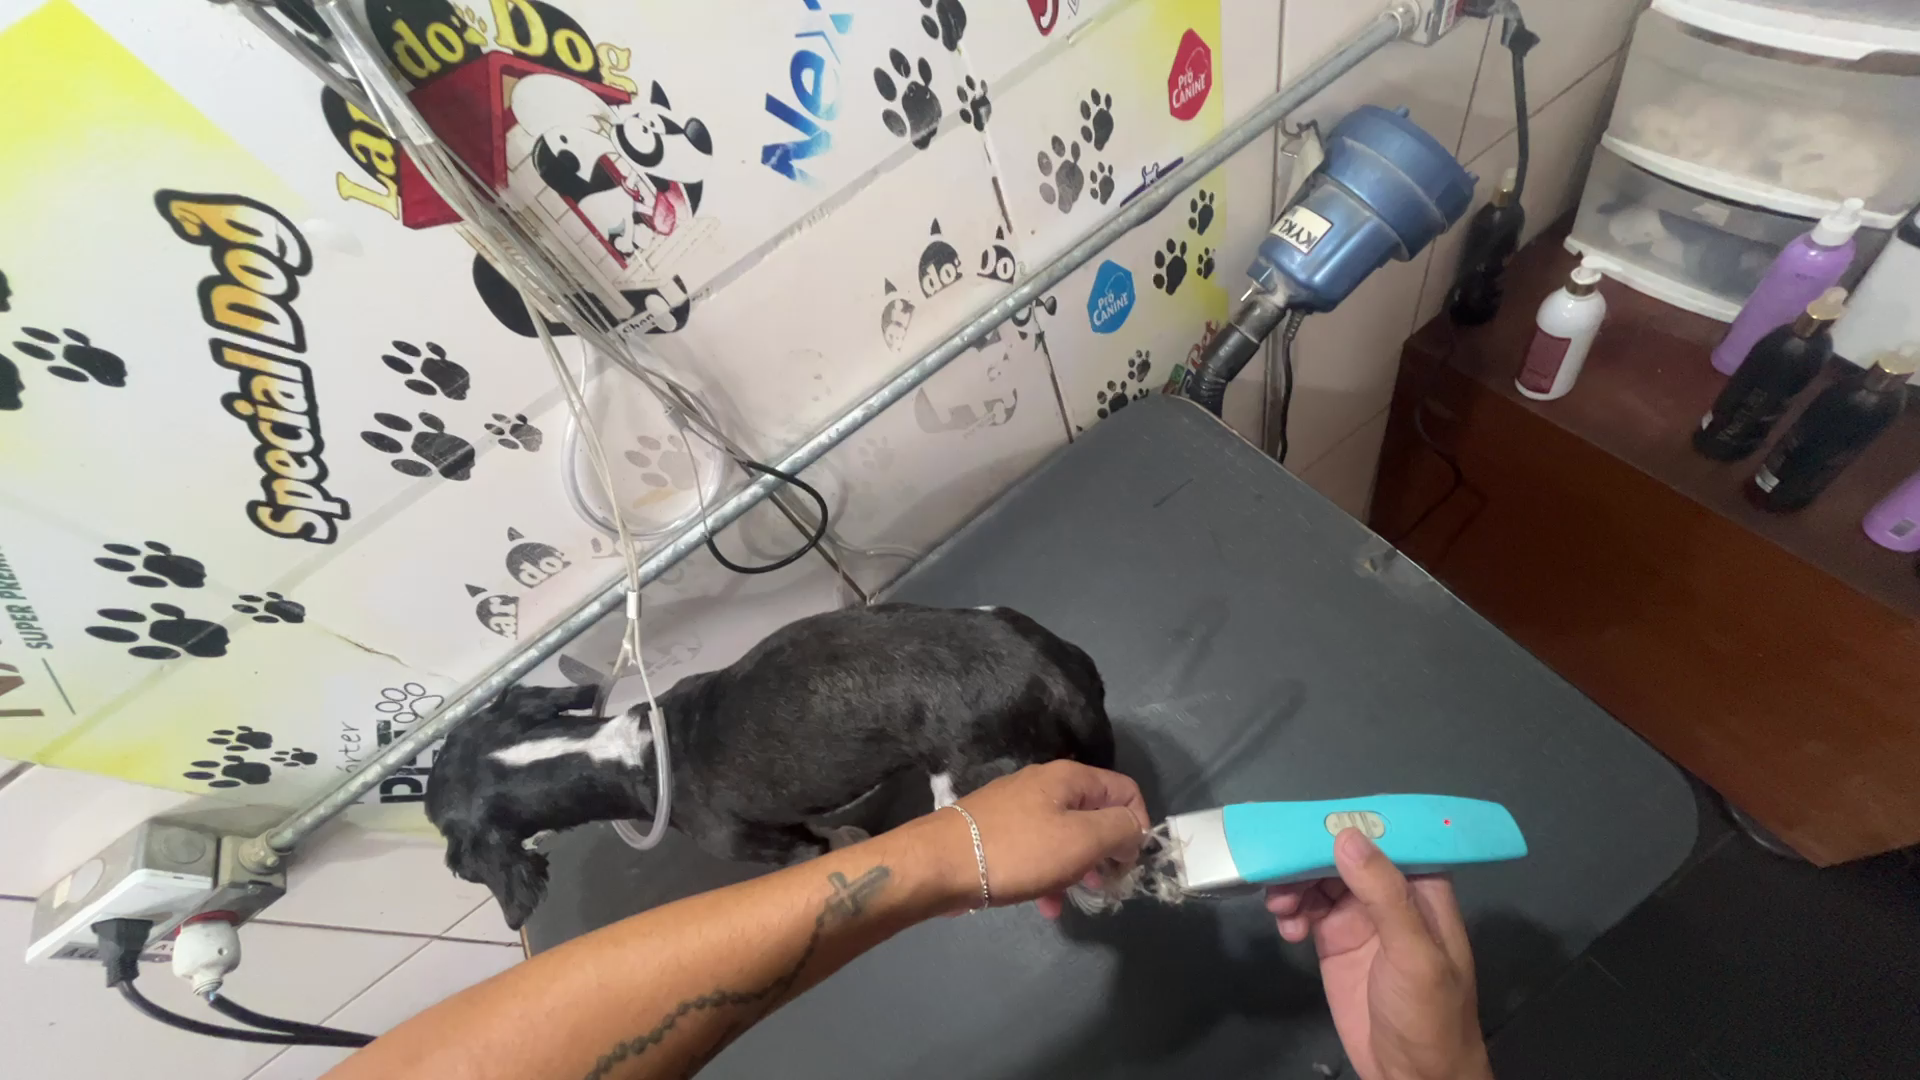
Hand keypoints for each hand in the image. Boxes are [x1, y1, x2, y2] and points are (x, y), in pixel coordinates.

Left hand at [943, 761, 1149, 915]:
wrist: (942, 862)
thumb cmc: (1018, 850)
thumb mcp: (1081, 840)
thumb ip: (1119, 829)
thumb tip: (1134, 827)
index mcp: (1070, 778)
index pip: (1125, 790)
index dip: (1137, 826)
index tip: (1128, 864)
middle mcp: (1046, 784)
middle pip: (1096, 813)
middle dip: (1108, 851)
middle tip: (1107, 885)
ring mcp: (1020, 806)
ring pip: (1068, 835)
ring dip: (1079, 868)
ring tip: (1076, 897)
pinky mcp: (1001, 830)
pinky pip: (1039, 850)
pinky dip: (1050, 875)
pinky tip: (1046, 906)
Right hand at [1266, 831, 1491, 1079]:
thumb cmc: (1429, 1016)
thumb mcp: (1413, 955)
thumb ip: (1383, 894)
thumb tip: (1345, 835)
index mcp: (1418, 889)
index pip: (1383, 837)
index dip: (1347, 823)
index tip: (1308, 820)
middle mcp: (1386, 894)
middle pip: (1338, 854)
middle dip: (1304, 858)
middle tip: (1278, 871)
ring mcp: (1356, 915)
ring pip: (1313, 877)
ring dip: (1291, 885)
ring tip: (1281, 909)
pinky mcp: (1330, 936)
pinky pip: (1302, 906)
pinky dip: (1288, 911)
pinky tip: (1288, 931)